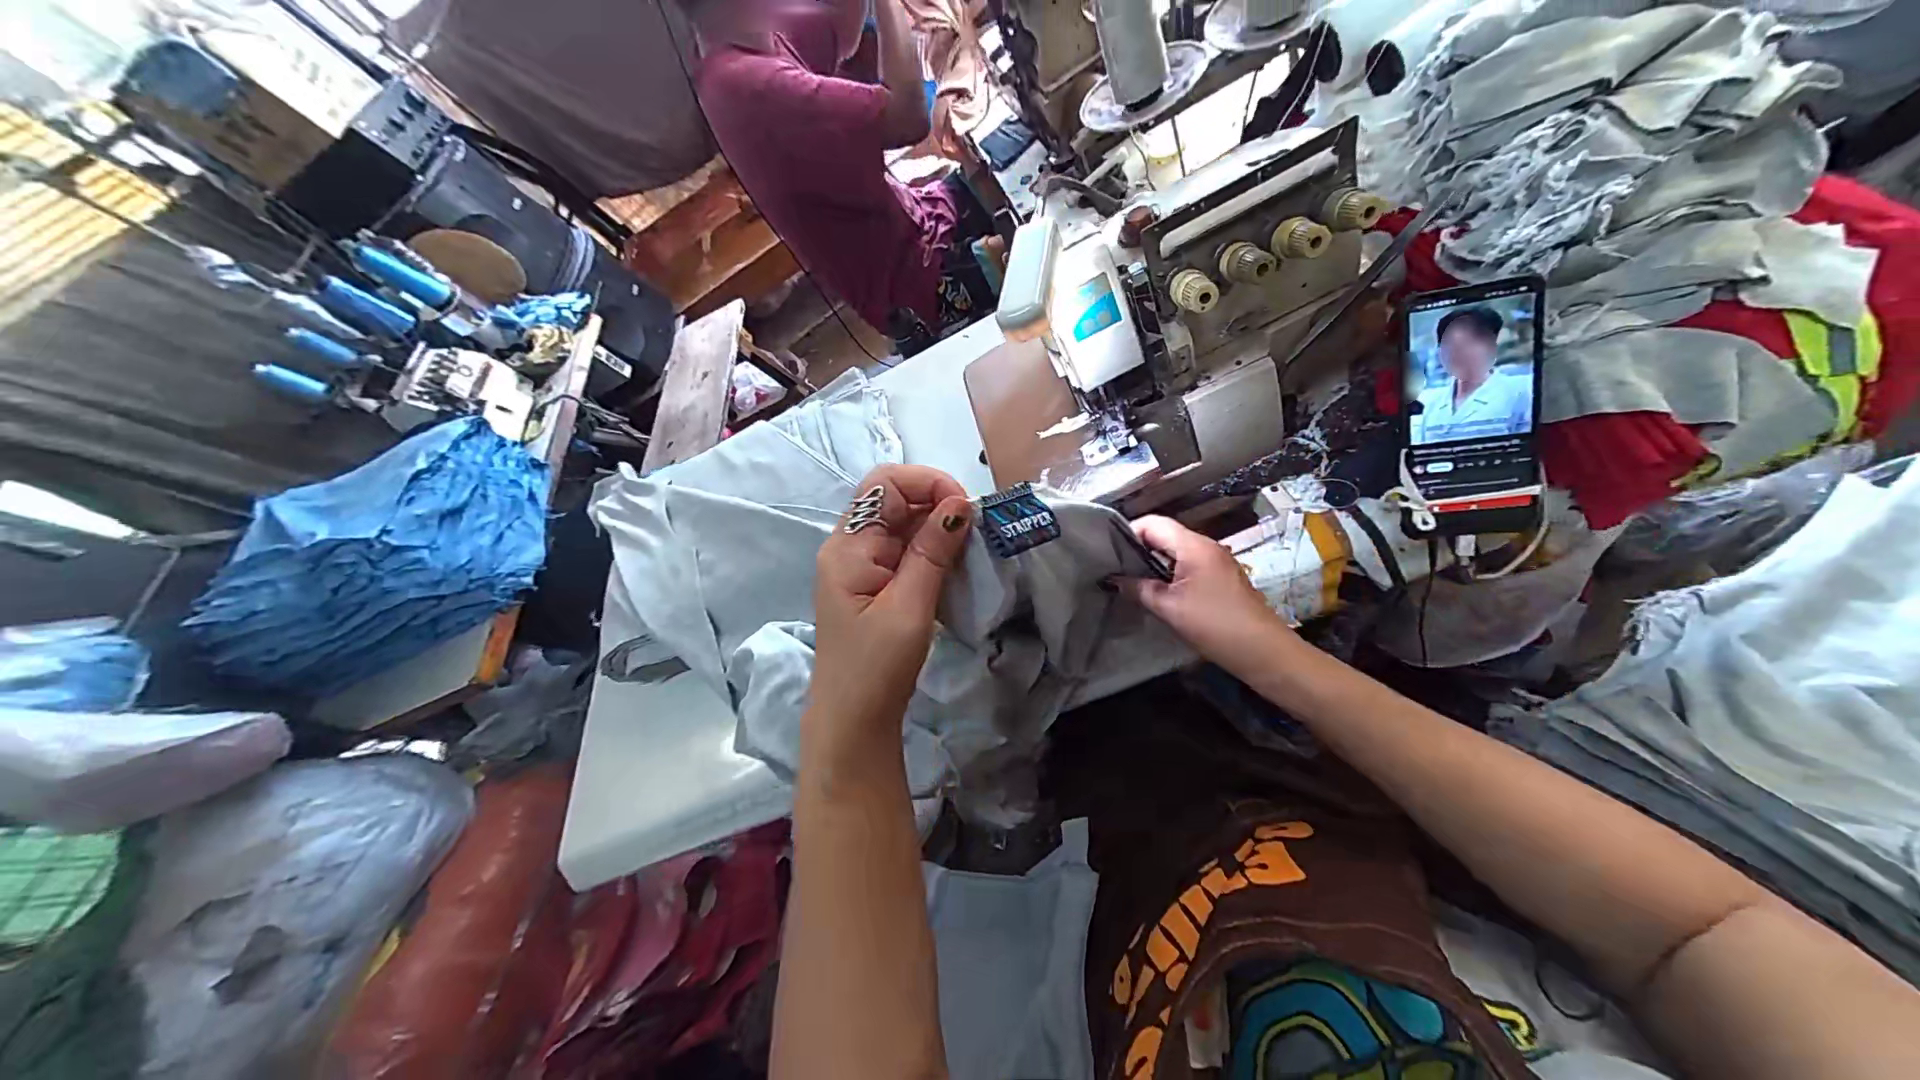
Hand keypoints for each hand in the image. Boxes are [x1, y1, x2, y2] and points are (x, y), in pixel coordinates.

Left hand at [807, 465, 973, 760]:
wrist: (853, 721)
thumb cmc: (876, 667)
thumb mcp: (909, 607)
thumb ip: (932, 551)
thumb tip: (959, 504)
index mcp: (848, 547)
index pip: (884, 484)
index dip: (926, 482)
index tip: (965, 508)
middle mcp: (850, 547)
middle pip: (893, 500)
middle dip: (937, 503)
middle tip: (974, 531)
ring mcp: (862, 566)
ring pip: (903, 524)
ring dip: (937, 527)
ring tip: (969, 549)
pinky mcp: (875, 584)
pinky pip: (905, 550)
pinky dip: (932, 550)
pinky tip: (954, 566)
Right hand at [1118, 515, 1293, 671]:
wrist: (1263, 651)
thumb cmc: (1214, 625)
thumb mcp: (1169, 608)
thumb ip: (1139, 589)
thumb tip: (1115, 580)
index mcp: (1194, 546)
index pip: (1153, 523)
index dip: (1128, 532)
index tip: (1108, 552)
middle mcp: (1206, 546)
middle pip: (1164, 535)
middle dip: (1138, 548)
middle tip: (1115, 567)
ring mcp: (1216, 562)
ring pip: (1176, 551)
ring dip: (1153, 563)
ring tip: (1131, 580)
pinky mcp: (1221, 578)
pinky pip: (1188, 565)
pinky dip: (1169, 573)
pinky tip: (1157, 592)